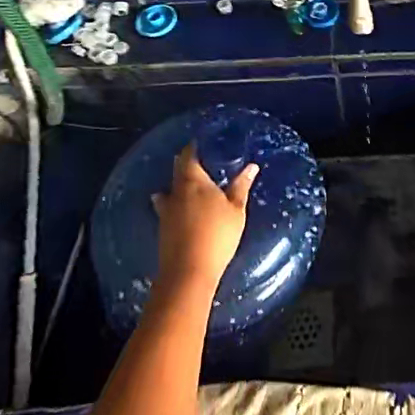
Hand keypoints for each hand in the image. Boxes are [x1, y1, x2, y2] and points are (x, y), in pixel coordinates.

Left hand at [152, 144, 257, 287]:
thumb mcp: (236, 209)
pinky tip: (180, 208)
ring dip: (176, 184)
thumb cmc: (217, 234)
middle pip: (177, 170)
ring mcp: (166, 211)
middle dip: (184, 162)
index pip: (189, 156)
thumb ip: (241, 186)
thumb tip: (251, 166)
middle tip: (198, 158)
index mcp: (194, 181)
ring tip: (186, 182)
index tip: (201, 142)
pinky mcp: (163, 228)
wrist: (188, 272)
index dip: (193, 147)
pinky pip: (167, 206)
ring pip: (169, 189)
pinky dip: (173, 202)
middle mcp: (176, 191)